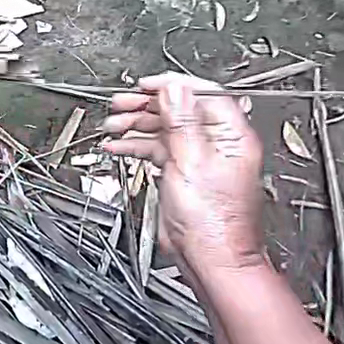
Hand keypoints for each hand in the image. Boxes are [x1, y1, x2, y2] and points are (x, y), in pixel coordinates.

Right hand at [102, 72, 267, 271]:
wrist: (209, 258)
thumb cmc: (214, 223)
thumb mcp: (192, 163)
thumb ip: (182, 123)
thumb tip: (175, 89)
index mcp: (230, 136)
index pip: (203, 95)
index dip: (173, 86)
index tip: (146, 86)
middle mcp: (215, 144)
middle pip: (178, 110)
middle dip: (146, 105)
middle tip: (121, 103)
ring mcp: (197, 158)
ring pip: (163, 129)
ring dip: (136, 125)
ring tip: (112, 124)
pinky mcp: (182, 173)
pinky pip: (156, 149)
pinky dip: (136, 145)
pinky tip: (118, 144)